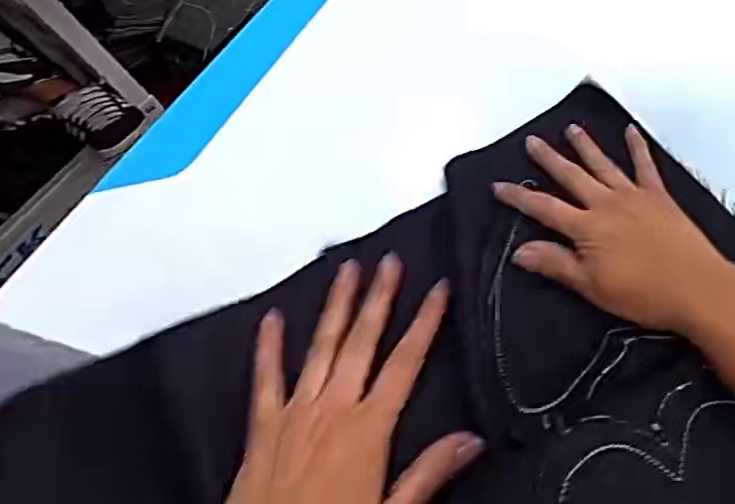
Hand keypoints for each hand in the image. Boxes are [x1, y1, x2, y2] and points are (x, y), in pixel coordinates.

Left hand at [226, 257, 482, 503]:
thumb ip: (428, 474)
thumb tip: (474, 438)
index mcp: (368, 428)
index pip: (406, 361)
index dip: (426, 321)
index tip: (440, 286)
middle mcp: (333, 411)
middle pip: (363, 341)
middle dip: (379, 297)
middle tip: (391, 260)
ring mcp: (294, 417)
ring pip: (321, 348)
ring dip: (337, 306)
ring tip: (348, 270)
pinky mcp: (261, 433)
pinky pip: (264, 383)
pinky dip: (267, 348)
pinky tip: (271, 317)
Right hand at [492, 125, 734, 335]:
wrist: (695, 285)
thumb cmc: (644, 293)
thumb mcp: (592, 287)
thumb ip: (557, 264)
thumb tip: (521, 250)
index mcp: (588, 228)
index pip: (545, 208)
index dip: (521, 197)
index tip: (500, 185)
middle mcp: (608, 203)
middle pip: (572, 176)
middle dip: (550, 159)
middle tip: (533, 142)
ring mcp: (634, 195)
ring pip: (603, 164)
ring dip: (586, 146)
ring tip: (572, 129)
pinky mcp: (658, 194)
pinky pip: (644, 164)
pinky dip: (637, 146)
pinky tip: (631, 131)